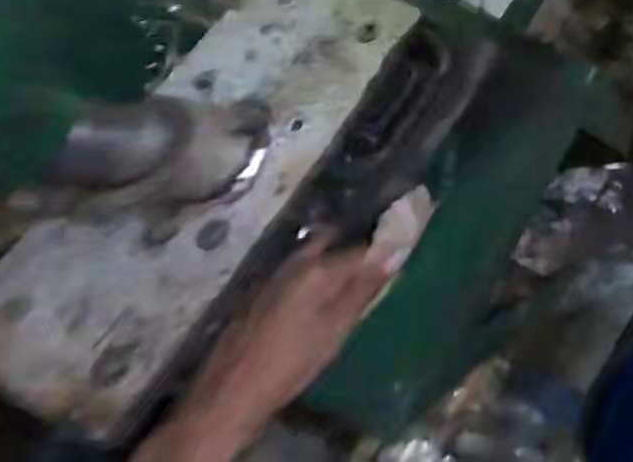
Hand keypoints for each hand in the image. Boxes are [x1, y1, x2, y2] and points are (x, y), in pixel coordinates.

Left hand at [135, 190, 434, 461]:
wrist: (226, 396)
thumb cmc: (290, 363)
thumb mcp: (336, 330)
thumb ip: (365, 289)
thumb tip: (395, 254)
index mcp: (319, 268)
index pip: (364, 247)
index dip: (387, 242)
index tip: (406, 237)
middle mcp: (297, 262)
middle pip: (334, 238)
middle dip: (356, 239)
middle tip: (376, 251)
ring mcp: (275, 275)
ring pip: (313, 251)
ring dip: (334, 252)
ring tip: (352, 268)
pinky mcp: (261, 291)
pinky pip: (298, 266)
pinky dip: (315, 268)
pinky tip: (320, 288)